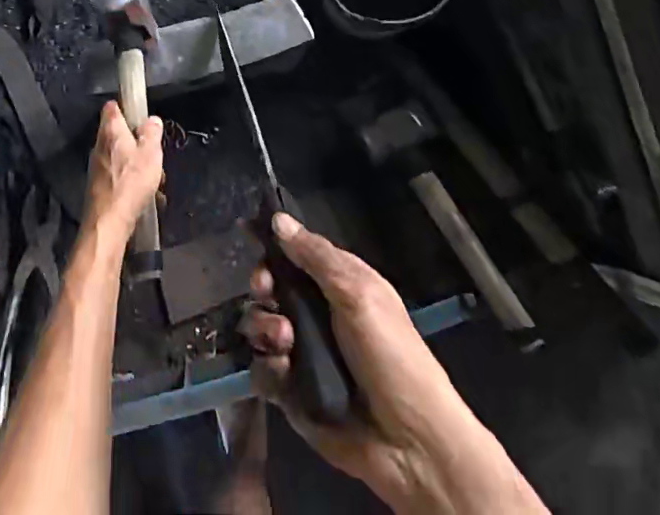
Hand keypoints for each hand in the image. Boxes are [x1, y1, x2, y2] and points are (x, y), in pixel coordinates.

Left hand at [84, 101, 162, 240]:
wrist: (108, 222)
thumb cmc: (131, 183)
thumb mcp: (150, 154)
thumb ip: (151, 134)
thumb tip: (151, 119)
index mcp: (111, 132)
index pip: (111, 108)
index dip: (124, 106)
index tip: (138, 112)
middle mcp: (99, 146)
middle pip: (116, 133)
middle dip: (135, 140)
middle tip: (153, 150)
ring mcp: (96, 166)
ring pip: (119, 155)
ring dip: (135, 162)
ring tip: (154, 177)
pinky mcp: (98, 185)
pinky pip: (117, 174)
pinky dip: (130, 179)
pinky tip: (144, 193)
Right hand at [241, 214, 544, 513]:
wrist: (408, 440)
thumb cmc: (391, 354)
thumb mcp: (358, 294)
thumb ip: (316, 257)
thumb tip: (279, 219)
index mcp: (340, 284)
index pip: (298, 255)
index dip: (274, 248)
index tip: (251, 239)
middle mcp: (318, 314)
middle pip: (272, 289)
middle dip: (264, 287)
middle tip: (266, 291)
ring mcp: (304, 353)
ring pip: (261, 327)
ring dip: (265, 327)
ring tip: (285, 340)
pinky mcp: (292, 392)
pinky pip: (262, 370)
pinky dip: (267, 368)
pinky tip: (283, 370)